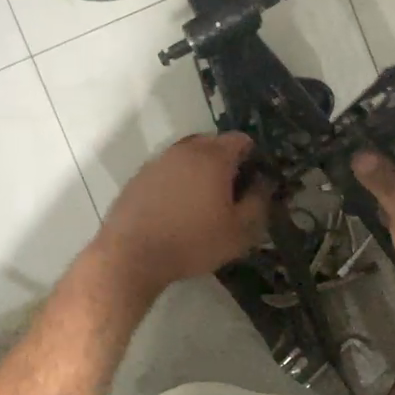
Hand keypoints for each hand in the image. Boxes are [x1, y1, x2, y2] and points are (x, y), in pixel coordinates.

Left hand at [95, 133, 269, 293]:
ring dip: (199, 170)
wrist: (132, 254)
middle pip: (213, 143)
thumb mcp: (239, 231)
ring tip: (201, 201)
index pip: (241, 139)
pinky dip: (176, 181)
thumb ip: (258, 202)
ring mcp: (158, 161)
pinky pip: (167, 170)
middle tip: (229, 193)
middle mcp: (185, 150)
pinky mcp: (139, 176)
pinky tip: (175, 208)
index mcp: (213, 157)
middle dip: (226, 161)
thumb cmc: (193, 242)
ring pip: (187, 155)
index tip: (252, 182)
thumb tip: (262, 183)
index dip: (252, 158)